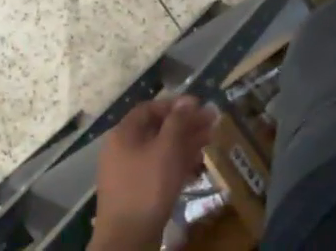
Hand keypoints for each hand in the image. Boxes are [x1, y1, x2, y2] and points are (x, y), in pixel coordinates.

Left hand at [90, 96, 218, 250]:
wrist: (128, 239)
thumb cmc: (148, 185)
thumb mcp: (167, 147)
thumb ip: (178, 120)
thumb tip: (187, 100)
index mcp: (124, 135)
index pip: (150, 108)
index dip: (176, 104)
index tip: (200, 106)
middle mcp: (123, 150)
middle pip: (158, 128)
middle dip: (186, 124)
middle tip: (212, 122)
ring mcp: (129, 172)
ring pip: (161, 149)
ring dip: (186, 142)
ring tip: (210, 140)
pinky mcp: (138, 190)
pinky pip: (159, 168)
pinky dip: (177, 162)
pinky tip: (197, 164)